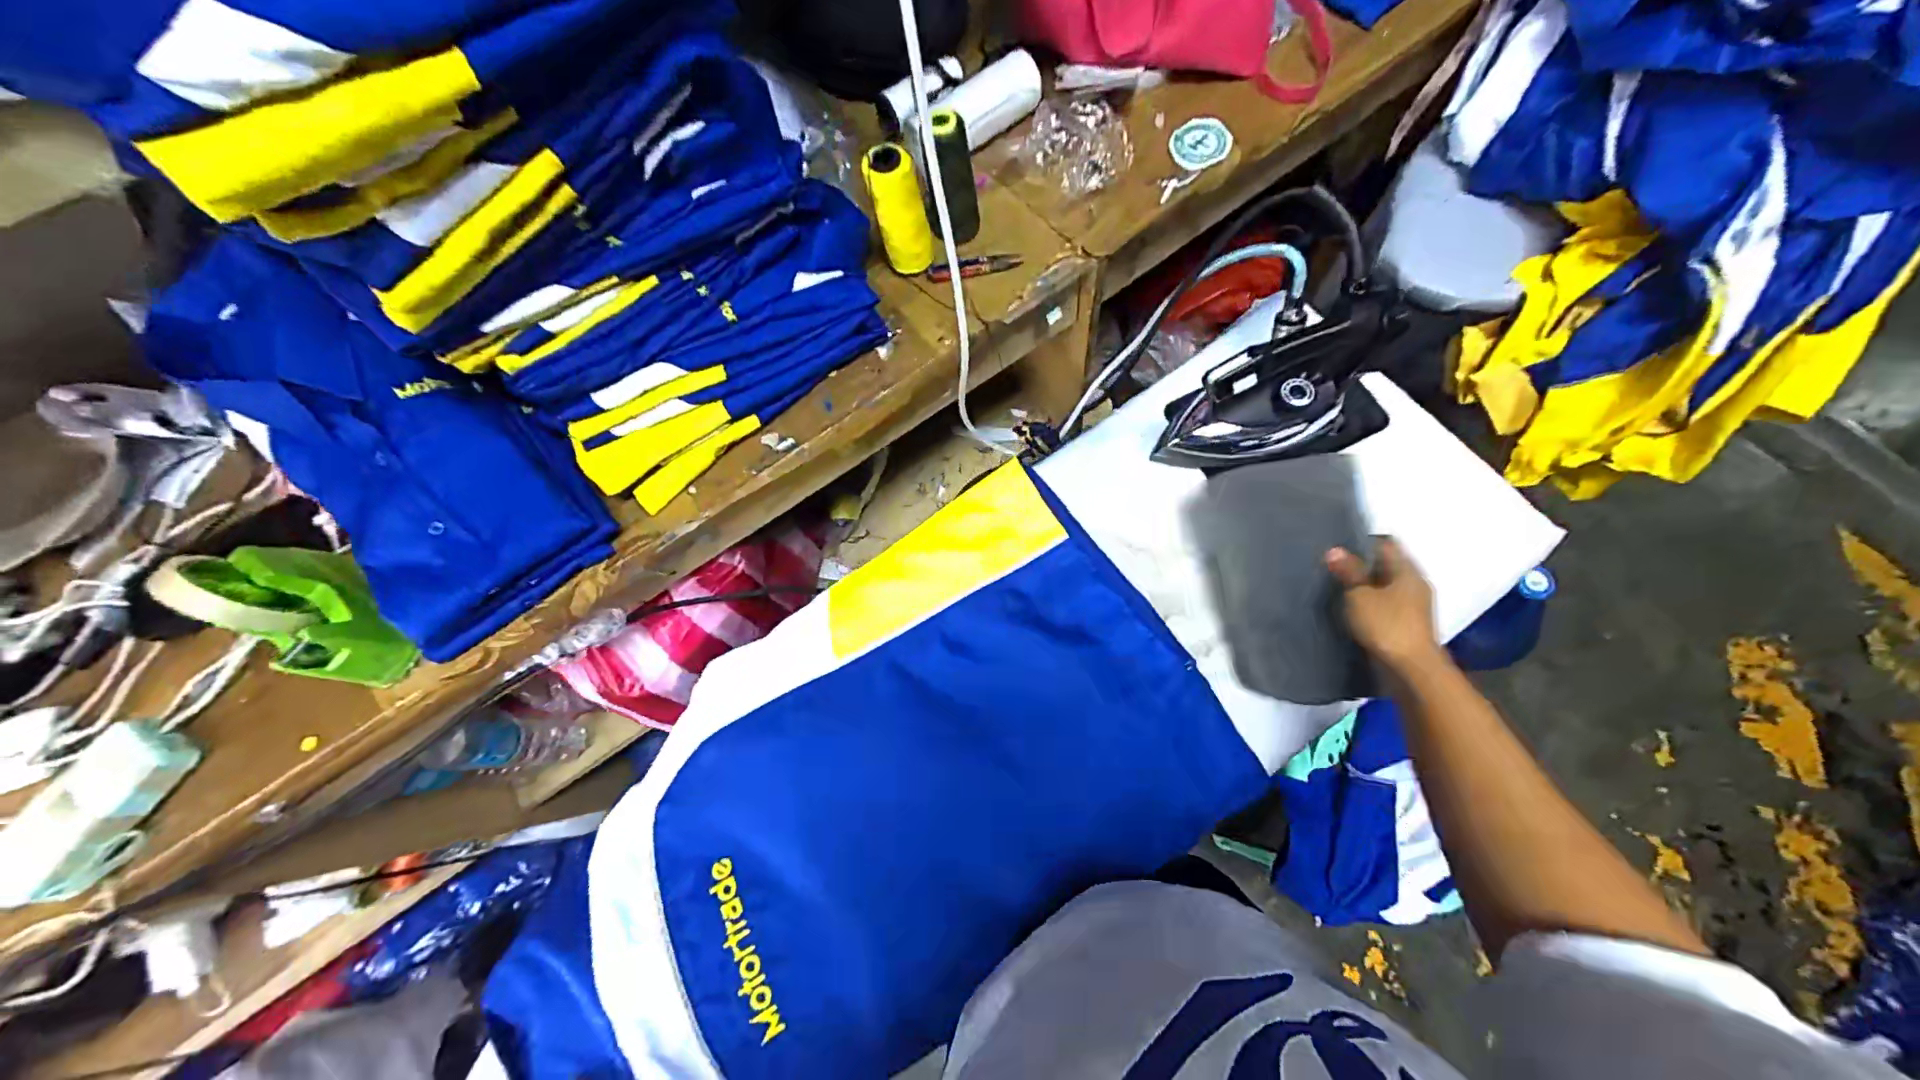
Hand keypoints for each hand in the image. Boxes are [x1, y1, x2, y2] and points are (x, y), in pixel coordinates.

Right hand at [1327, 537, 1445, 676]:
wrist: (1411, 670)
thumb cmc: (1386, 625)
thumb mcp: (1360, 596)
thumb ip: (1349, 572)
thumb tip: (1334, 550)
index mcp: (1408, 571)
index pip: (1386, 544)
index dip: (1362, 542)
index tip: (1338, 546)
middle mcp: (1415, 585)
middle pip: (1386, 566)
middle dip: (1361, 566)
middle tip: (1332, 567)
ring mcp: (1413, 607)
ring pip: (1385, 587)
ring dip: (1365, 587)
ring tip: (1337, 588)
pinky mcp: (1406, 626)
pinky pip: (1385, 606)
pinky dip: (1369, 605)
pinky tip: (1351, 610)